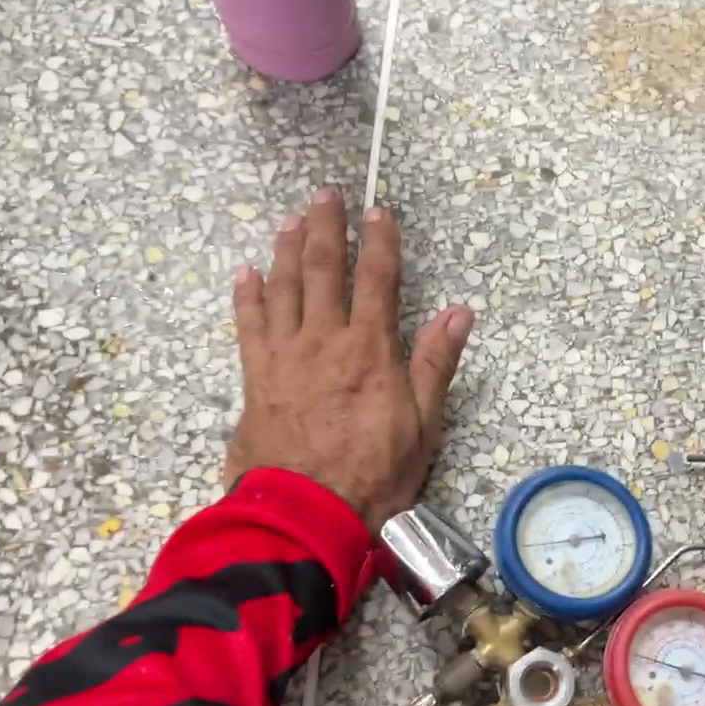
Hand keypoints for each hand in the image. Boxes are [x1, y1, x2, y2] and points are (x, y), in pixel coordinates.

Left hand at [223, 187, 474, 531]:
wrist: (306, 510)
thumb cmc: (375, 472)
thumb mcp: (424, 423)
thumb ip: (436, 363)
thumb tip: (459, 313)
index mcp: (371, 348)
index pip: (377, 280)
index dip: (379, 242)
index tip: (379, 211)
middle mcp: (324, 338)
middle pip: (322, 270)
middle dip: (325, 228)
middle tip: (325, 195)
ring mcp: (284, 354)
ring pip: (283, 287)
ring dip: (286, 249)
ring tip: (290, 220)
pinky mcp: (255, 376)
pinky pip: (248, 324)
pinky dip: (247, 295)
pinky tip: (246, 273)